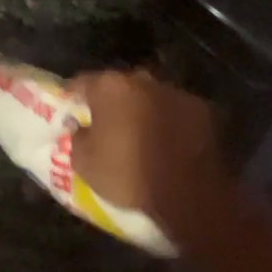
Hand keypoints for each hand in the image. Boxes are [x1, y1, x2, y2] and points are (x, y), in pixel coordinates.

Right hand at [68, 69, 224, 233]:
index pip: (80, 83)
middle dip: (110, 103)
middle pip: (118, 87)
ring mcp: (175, 91)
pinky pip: (176, 112)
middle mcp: (142, 80)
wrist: (190, 191)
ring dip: (142, 111)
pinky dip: (169, 122)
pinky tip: (169, 143)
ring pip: (149, 97)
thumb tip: (79, 127)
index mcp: (109, 86)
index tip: (69, 112)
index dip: (72, 98)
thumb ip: (77, 137)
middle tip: (105, 125)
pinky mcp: (202, 108)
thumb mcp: (85, 164)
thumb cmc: (129, 173)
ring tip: (139, 136)